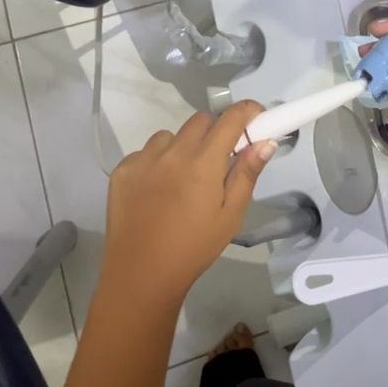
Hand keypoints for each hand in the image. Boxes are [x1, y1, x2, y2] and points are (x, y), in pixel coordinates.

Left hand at [101, 102, 275, 304]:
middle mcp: (173, 152)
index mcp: (203, 163)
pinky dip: (157, 162)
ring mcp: (143, 159)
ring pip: (171, 136)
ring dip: (183, 147)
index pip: (230, 118)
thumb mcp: (230, 215)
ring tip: (182, 181)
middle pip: (200, 120)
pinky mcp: (122, 170)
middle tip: (218, 161)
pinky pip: (146, 152)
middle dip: (215, 132)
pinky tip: (157, 192)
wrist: (141, 275)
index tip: (256, 117)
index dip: (248, 111)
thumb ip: (247, 174)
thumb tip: (265, 141)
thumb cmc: (194, 248)